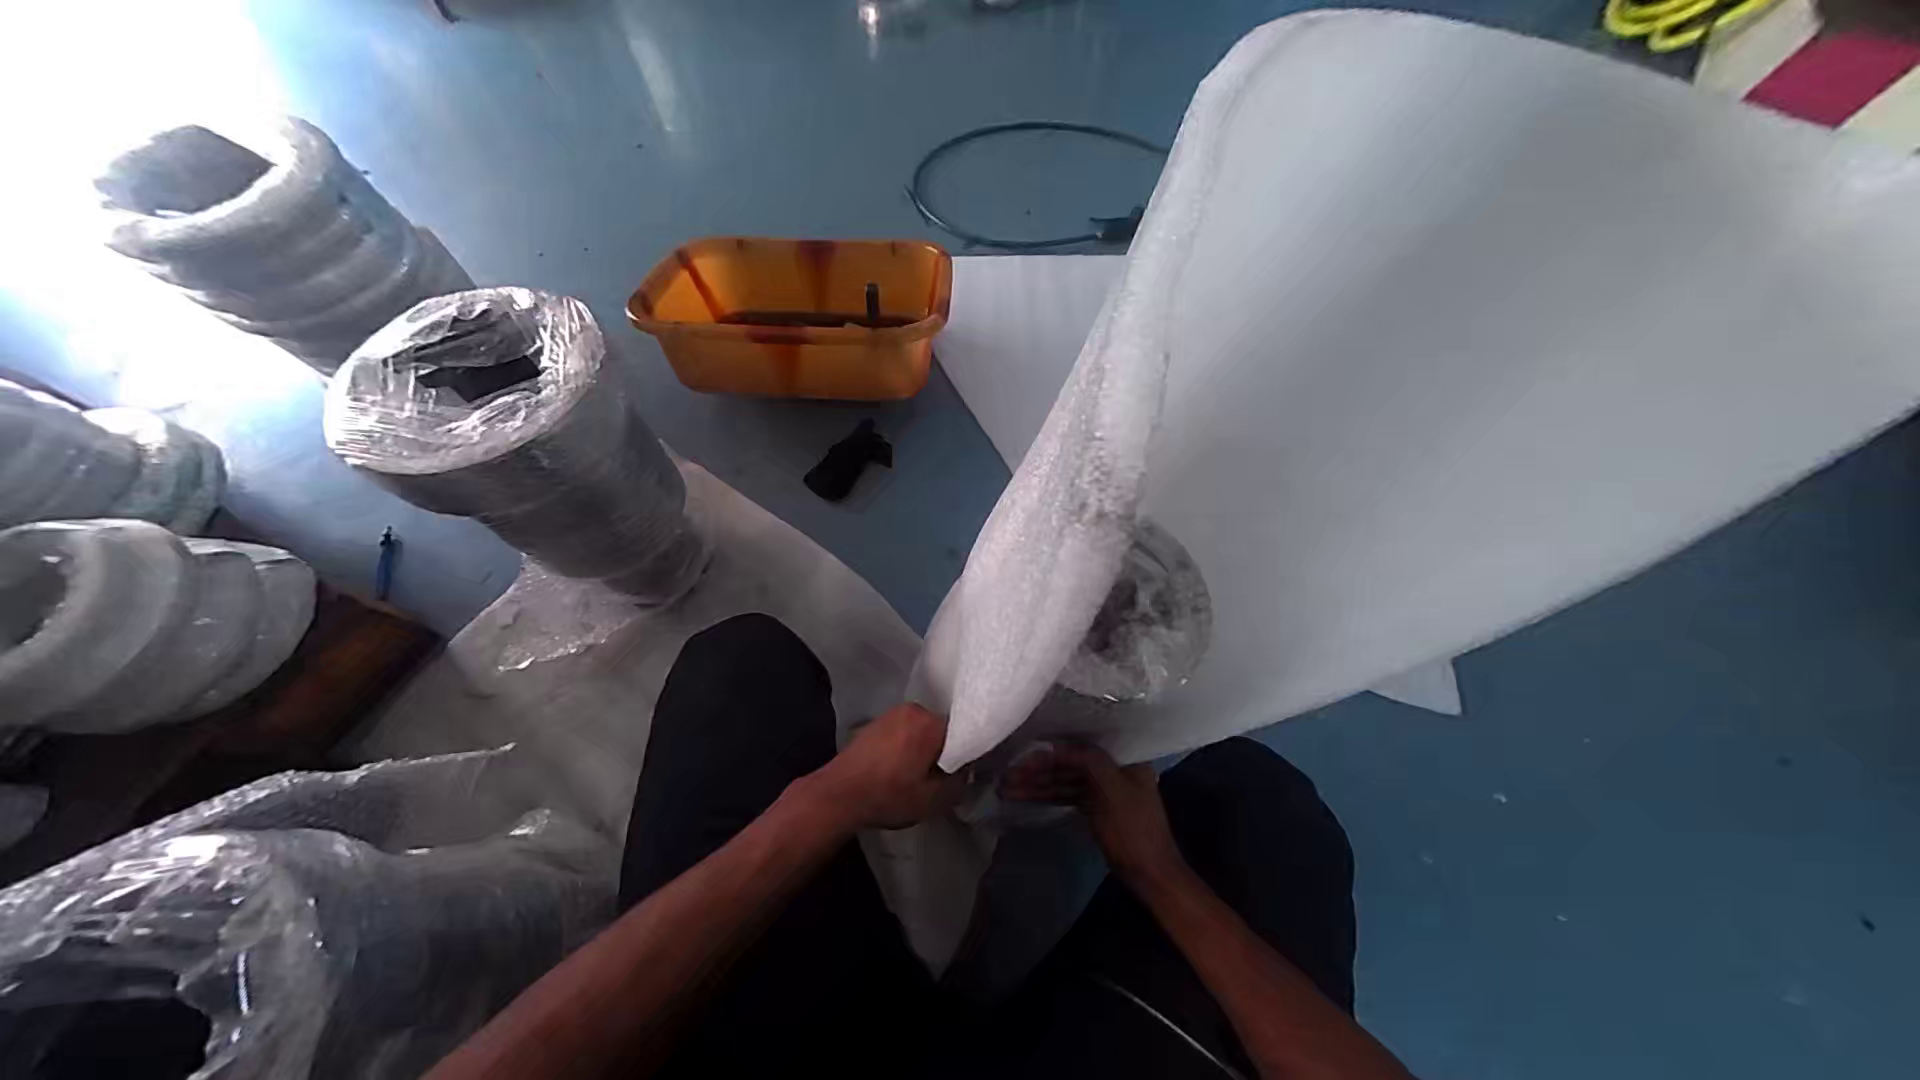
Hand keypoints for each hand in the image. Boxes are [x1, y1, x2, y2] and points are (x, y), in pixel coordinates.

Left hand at [801, 703, 963, 830]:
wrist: (838, 795)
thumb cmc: (888, 795)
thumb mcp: (933, 799)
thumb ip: (960, 782)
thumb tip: (967, 770)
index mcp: (930, 722)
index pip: (963, 732)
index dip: (966, 754)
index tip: (964, 773)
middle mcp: (913, 709)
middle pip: (941, 729)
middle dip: (944, 750)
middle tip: (940, 777)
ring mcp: (891, 713)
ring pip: (921, 730)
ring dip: (923, 748)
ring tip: (917, 774)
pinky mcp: (876, 723)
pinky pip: (903, 731)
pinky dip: (906, 746)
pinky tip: (899, 767)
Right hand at [1002, 742, 1183, 885]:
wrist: (1151, 876)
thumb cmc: (1135, 832)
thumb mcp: (1114, 791)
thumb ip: (1091, 762)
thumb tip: (1060, 747)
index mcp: (1125, 759)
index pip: (1082, 747)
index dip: (1053, 751)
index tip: (1026, 758)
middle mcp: (1114, 769)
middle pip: (1070, 763)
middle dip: (1039, 769)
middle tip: (1009, 776)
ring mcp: (1103, 789)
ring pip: (1065, 780)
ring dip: (1037, 784)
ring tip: (1006, 789)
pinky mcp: (1095, 807)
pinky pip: (1067, 795)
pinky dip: (1047, 796)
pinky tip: (1025, 796)